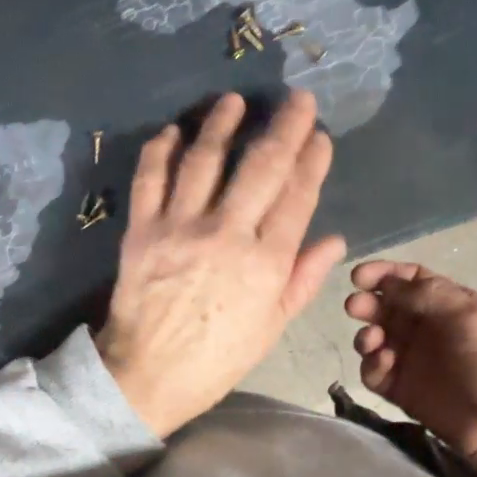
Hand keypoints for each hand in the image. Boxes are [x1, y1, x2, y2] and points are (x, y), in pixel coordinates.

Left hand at [96, 91, 346, 437]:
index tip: (319, 136)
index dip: (312, 160)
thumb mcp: (269, 329)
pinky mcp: (142, 231)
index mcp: (266, 263)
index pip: (297, 196)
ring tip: (233, 101)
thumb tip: (333, 240)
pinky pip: (151, 179)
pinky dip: (160, 150)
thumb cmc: (214, 361)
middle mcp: (228, 234)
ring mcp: (182, 228)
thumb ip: (301, 281)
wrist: (146, 378)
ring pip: (205, 160)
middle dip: (284, 126)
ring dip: (221, 124)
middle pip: (261, 165)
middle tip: (296, 99)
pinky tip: (172, 132)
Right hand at [345, 262, 476, 476]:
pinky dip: (371, 366)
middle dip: (368, 304)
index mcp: (450, 306)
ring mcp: (412, 361)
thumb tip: (387, 285)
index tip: (358, 276)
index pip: (411, 280)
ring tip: (371, 341)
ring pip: (376, 339)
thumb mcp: (472, 318)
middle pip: (387, 308)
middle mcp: (428, 329)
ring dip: (366, 335)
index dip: (384, 275)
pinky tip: (382, 366)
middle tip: (355, 308)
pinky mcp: (401, 390)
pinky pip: (374, 372)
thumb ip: (428, 296)